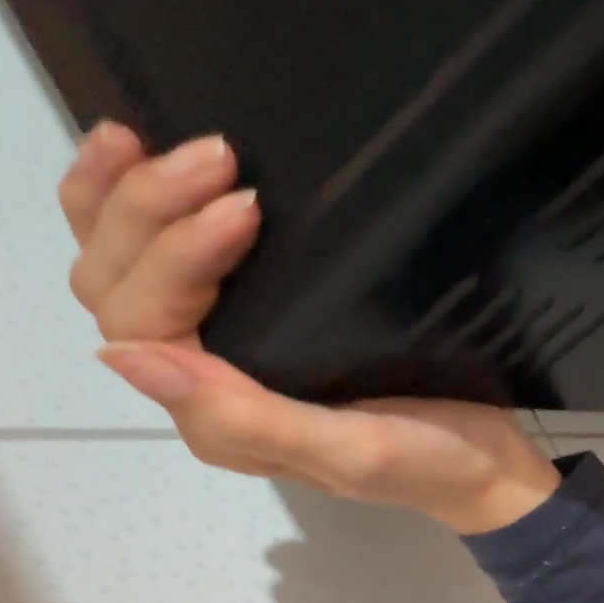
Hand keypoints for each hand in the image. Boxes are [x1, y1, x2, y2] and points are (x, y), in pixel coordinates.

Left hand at [60, 123, 560, 534]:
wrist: (487, 467)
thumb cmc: (430, 461)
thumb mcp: (353, 452)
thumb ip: (249, 417)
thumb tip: (126, 357)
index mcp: (217, 415)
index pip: (151, 317)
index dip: (179, 253)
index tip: (249, 206)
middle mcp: (202, 382)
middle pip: (116, 286)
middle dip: (145, 211)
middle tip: (216, 153)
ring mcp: (228, 354)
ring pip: (125, 273)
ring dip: (122, 202)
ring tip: (140, 135)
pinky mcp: (264, 330)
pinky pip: (177, 273)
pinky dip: (151, 217)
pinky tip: (160, 173)